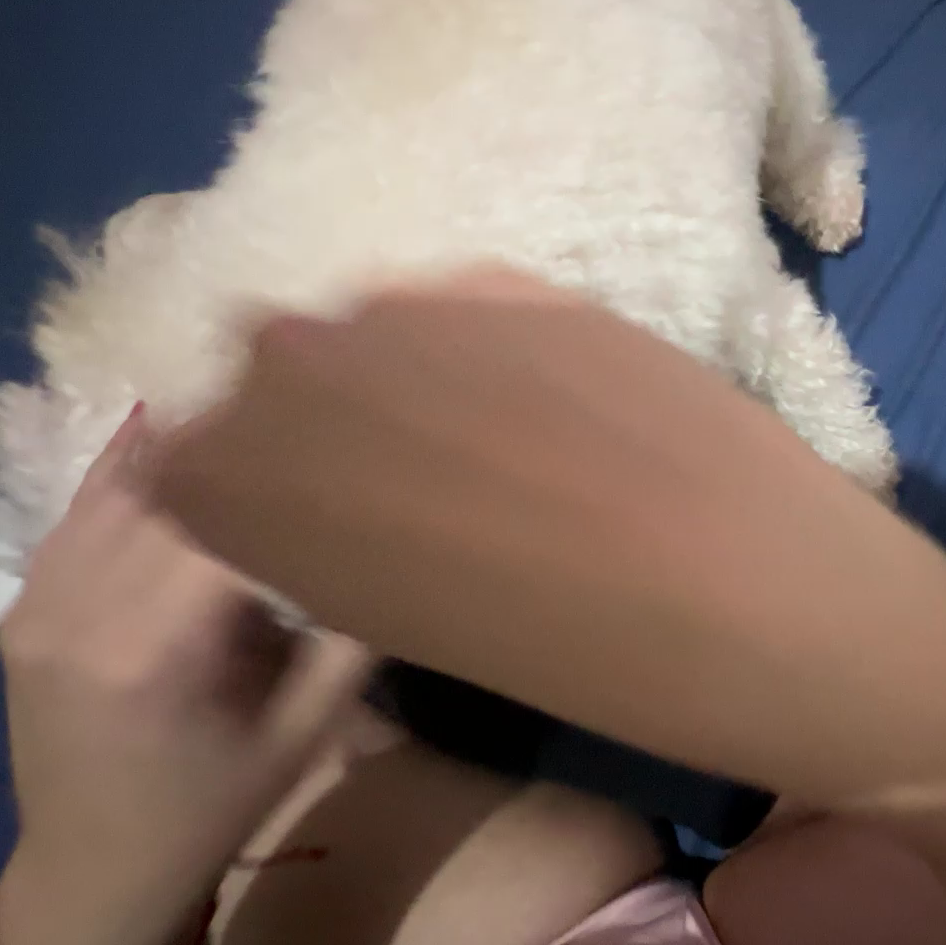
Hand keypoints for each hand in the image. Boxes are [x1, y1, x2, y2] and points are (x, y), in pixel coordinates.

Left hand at [0, 405, 370, 944]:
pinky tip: (170, 423)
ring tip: (255, 400)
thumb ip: (352, 635)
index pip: (230, 528)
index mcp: (159, 650)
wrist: (97, 865)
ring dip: (188, 442)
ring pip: (120, 490)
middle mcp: (82, 612)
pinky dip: (129, 463)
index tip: (354, 447)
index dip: (293, 481)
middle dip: (247, 449)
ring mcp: (37, 605)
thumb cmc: (221, 797)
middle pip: (175, 494)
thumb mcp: (311, 726)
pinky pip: (80, 511)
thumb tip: (395, 554)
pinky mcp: (23, 606)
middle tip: (317, 410)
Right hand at [147, 267, 882, 729]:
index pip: (198, 458)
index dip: (280, 486)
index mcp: (236, 489)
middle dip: (345, 418)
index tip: (344, 512)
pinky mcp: (532, 285)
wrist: (746, 591)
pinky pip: (471, 305)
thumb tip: (356, 498)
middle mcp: (295, 374)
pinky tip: (552, 396)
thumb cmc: (586, 660)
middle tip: (436, 467)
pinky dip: (493, 346)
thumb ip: (354, 548)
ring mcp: (419, 310)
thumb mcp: (426, 627)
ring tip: (510, 430)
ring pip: (380, 327)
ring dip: (424, 372)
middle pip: (284, 371)